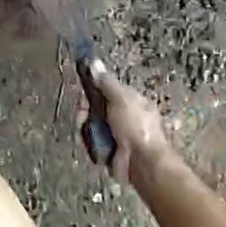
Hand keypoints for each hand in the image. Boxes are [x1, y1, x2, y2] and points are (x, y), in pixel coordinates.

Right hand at [80, 60, 170, 182]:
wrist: (142, 164)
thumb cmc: (136, 127)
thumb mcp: (120, 98)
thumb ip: (105, 81)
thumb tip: (94, 62)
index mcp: (133, 101)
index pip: (107, 88)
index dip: (93, 88)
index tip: (83, 91)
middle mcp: (125, 116)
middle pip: (96, 106)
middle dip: (86, 110)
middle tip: (83, 114)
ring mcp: (117, 134)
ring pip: (91, 123)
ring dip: (87, 127)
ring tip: (91, 133)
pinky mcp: (109, 149)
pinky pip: (92, 140)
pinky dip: (90, 141)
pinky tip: (93, 143)